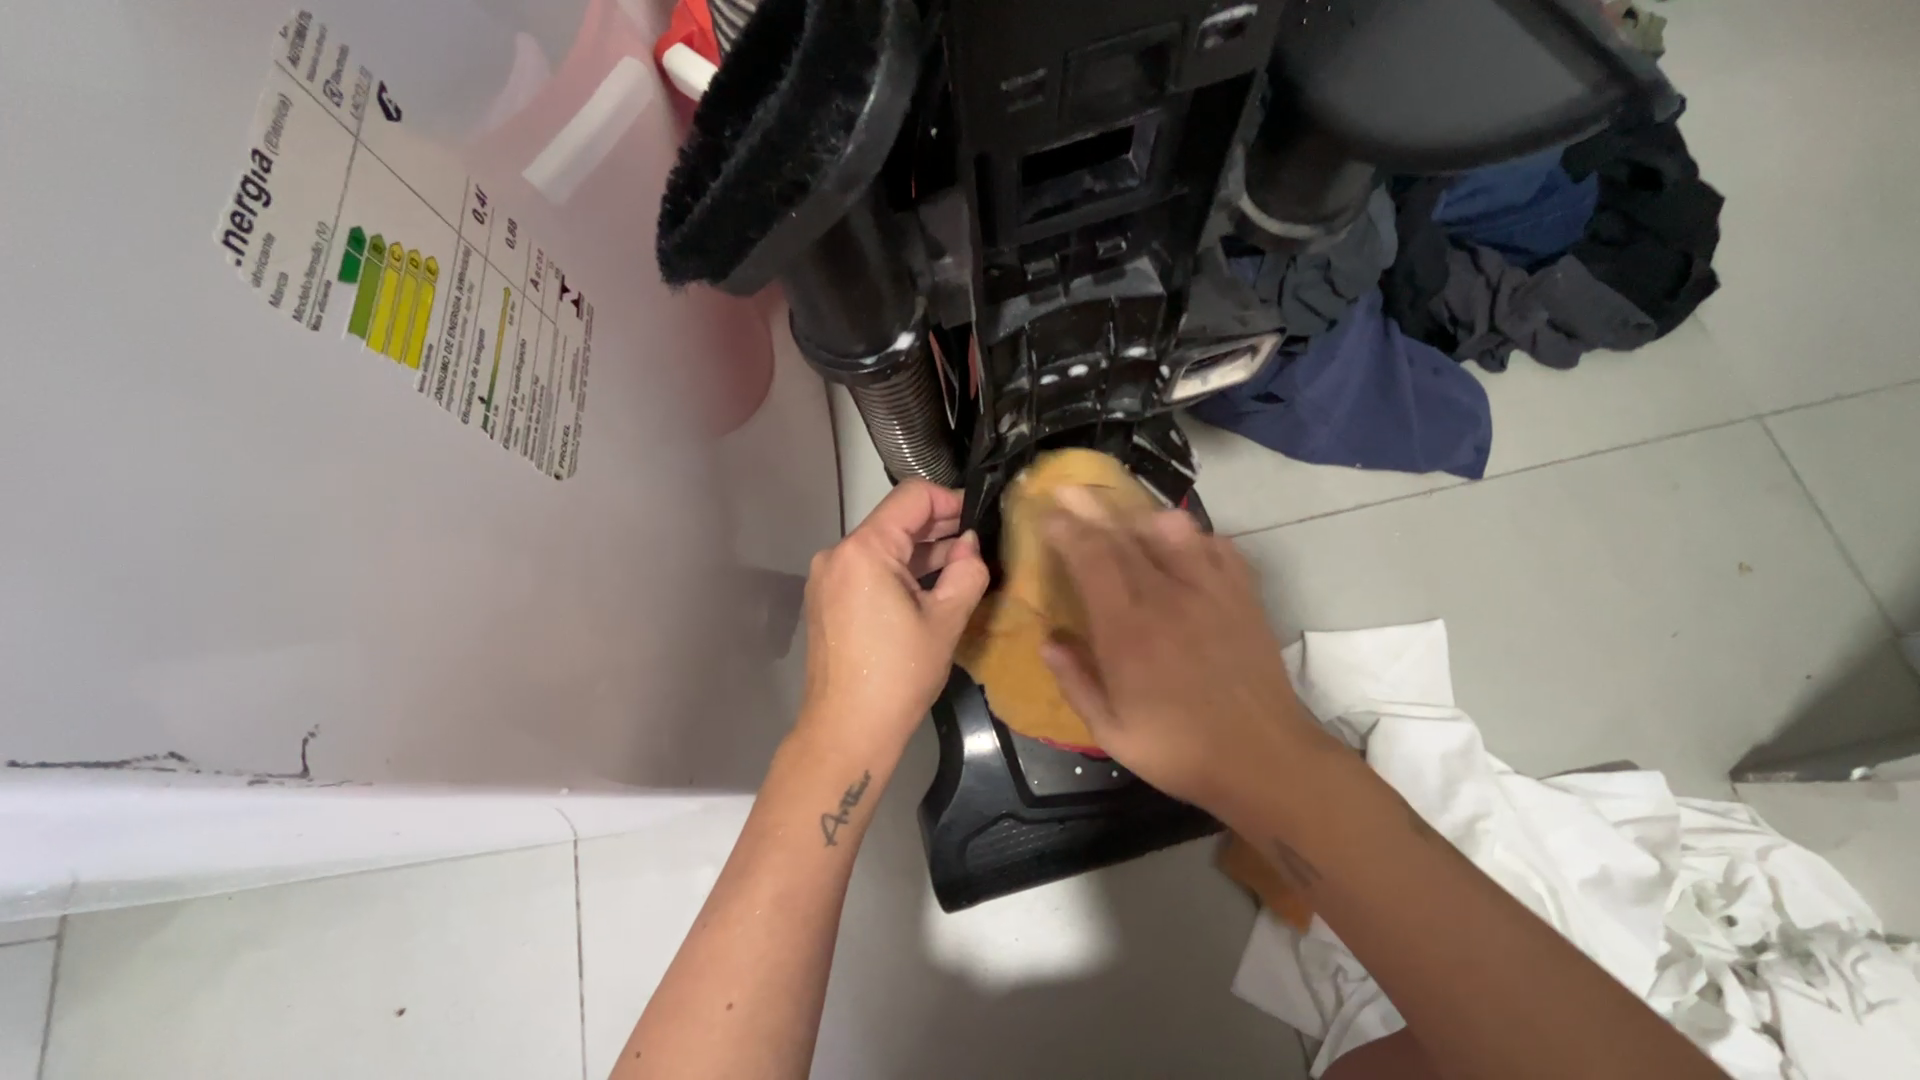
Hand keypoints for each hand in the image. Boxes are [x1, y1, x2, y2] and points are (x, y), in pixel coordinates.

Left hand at [798, 480, 989, 754]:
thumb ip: (966, 572)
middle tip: (977, 544)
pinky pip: (868, 570)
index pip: (912, 497)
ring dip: (920, 552)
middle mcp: (838, 554)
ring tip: (961, 566)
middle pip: (894, 520)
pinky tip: (930, 588)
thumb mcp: (945, 620)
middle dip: (938, 527)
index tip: (980, 519)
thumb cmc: (899, 674)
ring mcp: (828, 578)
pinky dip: (899, 572)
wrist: (847, 730)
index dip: (951, 500)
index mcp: (864, 550)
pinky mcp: (827, 600)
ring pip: (882, 547)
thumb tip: (971, 546)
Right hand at [1038, 491, 1330, 813]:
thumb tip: (1049, 640)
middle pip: (1125, 535)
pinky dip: (1193, 534)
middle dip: (1092, 508)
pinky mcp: (1243, 596)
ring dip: (1141, 513)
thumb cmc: (1179, 750)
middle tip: (1071, 489)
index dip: (1067, 530)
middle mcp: (1168, 597)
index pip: (1091, 559)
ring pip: (1173, 530)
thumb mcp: (1111, 731)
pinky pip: (1217, 546)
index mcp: (1128, 630)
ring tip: (1124, 509)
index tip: (1048, 513)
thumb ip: (1076, 681)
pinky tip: (1182, 539)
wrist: (1264, 759)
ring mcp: (1211, 592)